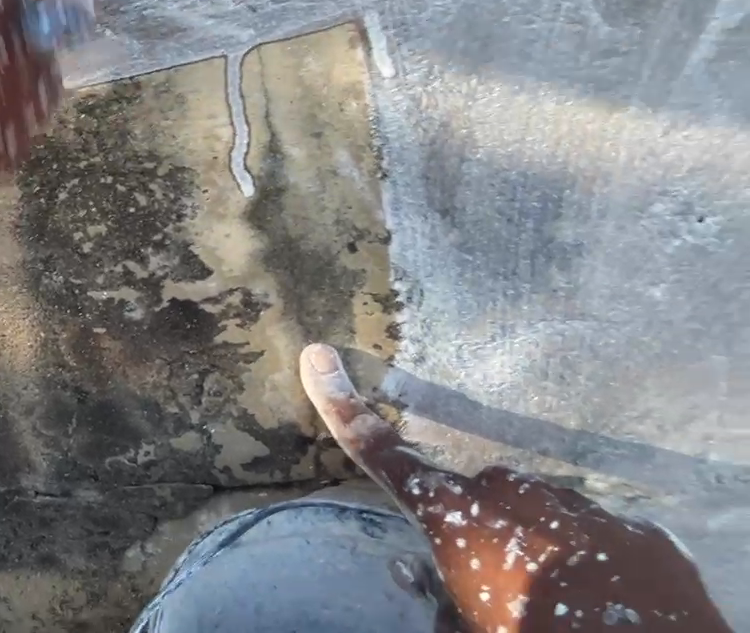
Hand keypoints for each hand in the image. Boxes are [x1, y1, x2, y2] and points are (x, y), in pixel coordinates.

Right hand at [299, 344, 729, 631]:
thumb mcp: (464, 632)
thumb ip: (436, 596)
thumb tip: (415, 571)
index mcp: (452, 515)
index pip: (379, 451)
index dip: (340, 403)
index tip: (316, 354)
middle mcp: (506, 493)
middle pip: (475, 495)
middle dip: (478, 525)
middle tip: (499, 580)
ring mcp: (578, 510)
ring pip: (540, 511)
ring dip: (537, 540)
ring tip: (563, 595)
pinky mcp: (643, 536)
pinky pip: (602, 535)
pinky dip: (595, 558)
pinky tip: (607, 596)